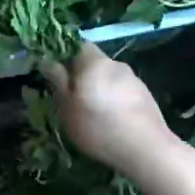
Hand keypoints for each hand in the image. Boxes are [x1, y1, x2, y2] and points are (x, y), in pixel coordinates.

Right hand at [40, 42, 179, 174]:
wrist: (145, 149)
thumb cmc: (97, 126)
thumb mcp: (67, 107)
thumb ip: (58, 82)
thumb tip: (48, 62)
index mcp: (94, 62)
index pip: (79, 46)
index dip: (67, 58)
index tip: (58, 77)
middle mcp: (116, 64)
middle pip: (95, 64)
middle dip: (83, 77)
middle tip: (73, 100)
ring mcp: (134, 80)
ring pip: (110, 79)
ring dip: (100, 90)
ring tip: (94, 115)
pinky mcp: (146, 96)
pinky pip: (123, 92)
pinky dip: (114, 101)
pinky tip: (112, 121)